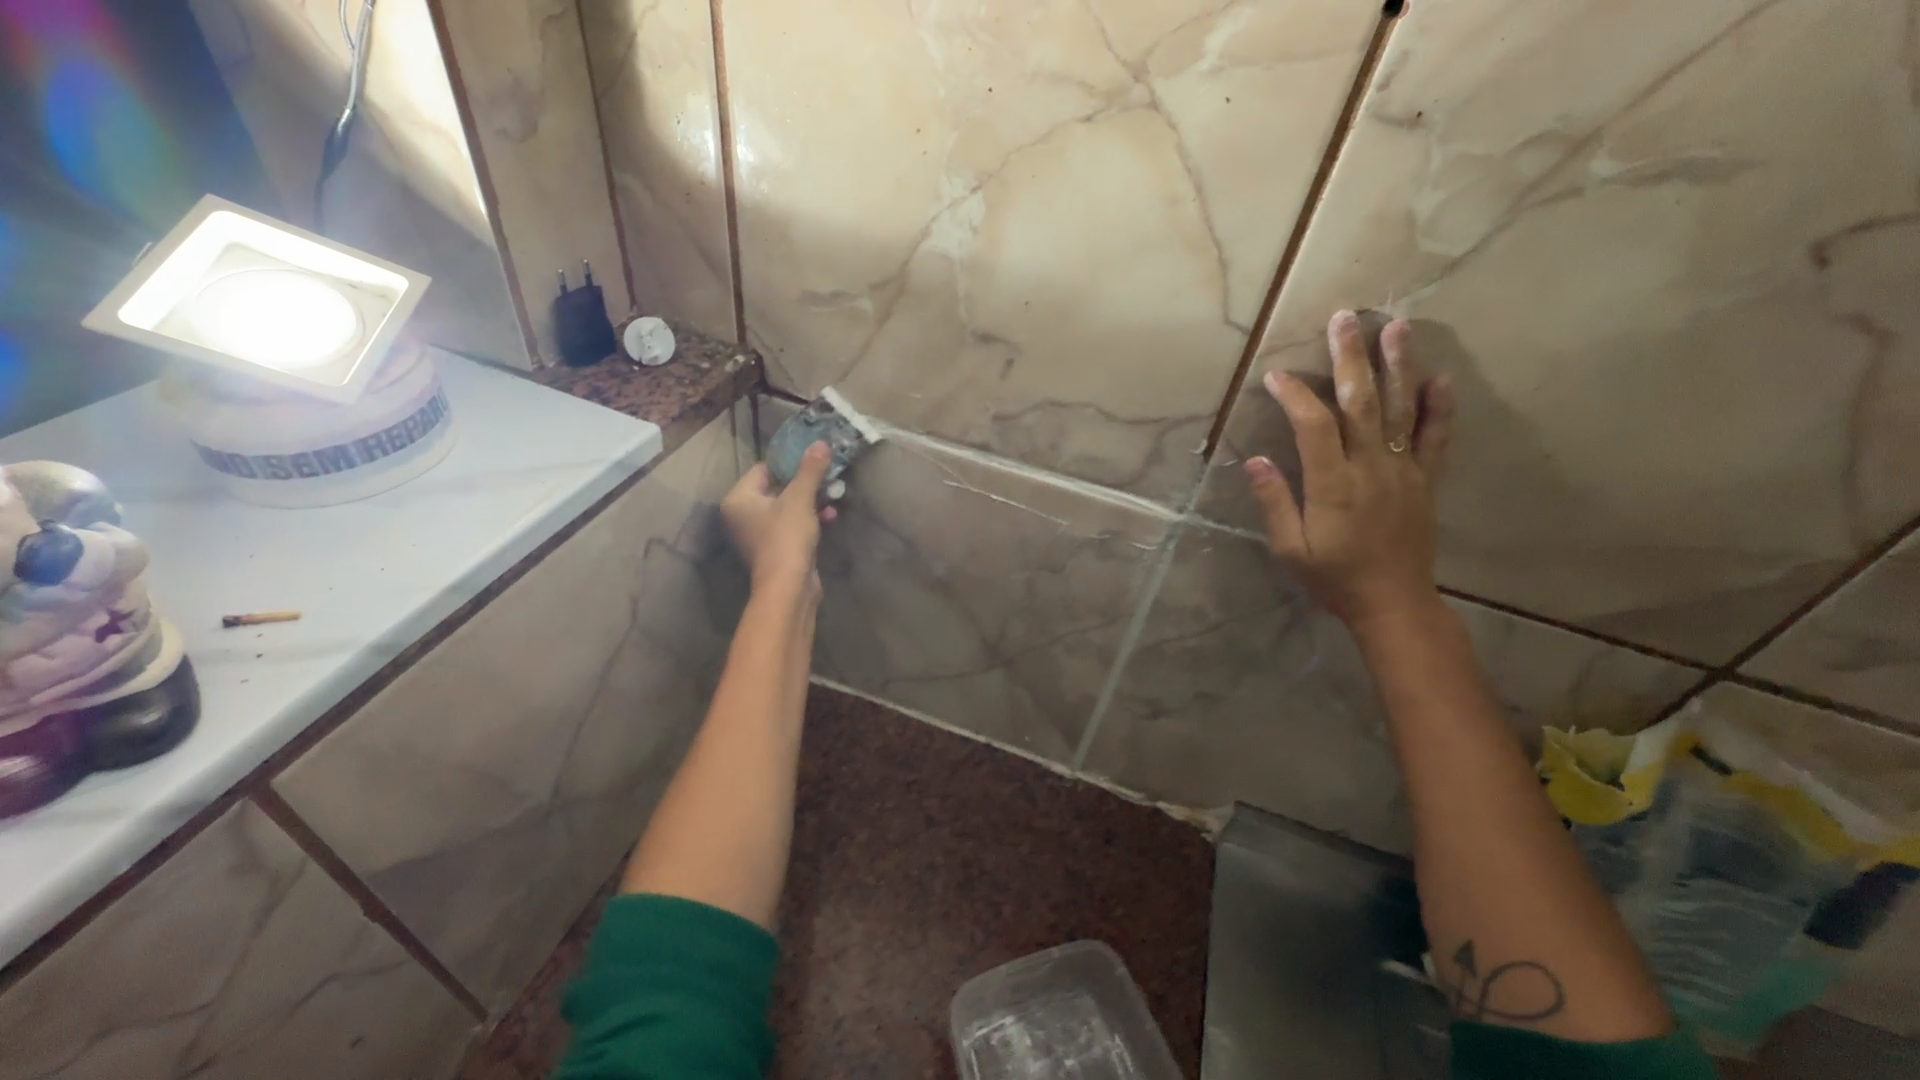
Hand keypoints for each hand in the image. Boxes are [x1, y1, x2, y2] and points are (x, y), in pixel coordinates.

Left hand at [722, 441, 837, 593]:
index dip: (789, 463)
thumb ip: (810, 470)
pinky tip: (830, 516)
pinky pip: (791, 525)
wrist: (789, 586)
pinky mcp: (775, 548)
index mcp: (738, 499)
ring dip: (811, 501)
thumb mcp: (800, 498)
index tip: (813, 459)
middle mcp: (742, 515)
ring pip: (787, 507)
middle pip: (776, 488)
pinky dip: (809, 519)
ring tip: (833, 495)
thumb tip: (820, 442)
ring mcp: (758, 534)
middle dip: (804, 483)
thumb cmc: (786, 536)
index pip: (763, 469)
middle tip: (827, 476)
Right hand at [1244, 310, 1455, 633]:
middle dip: (1350, 358)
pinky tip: (1439, 378)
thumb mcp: (1291, 549)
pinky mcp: (1425, 480)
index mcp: (1333, 485)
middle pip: (1360, 403)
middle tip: (1345, 319)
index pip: (1313, 426)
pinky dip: (1439, 408)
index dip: (1294, 395)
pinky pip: (1435, 439)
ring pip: (1399, 410)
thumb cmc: (1335, 578)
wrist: (1394, 604)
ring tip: (1396, 327)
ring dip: (1397, 366)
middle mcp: (1370, 468)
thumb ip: (1275, 502)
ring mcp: (1403, 471)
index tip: (1276, 376)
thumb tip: (1254, 460)